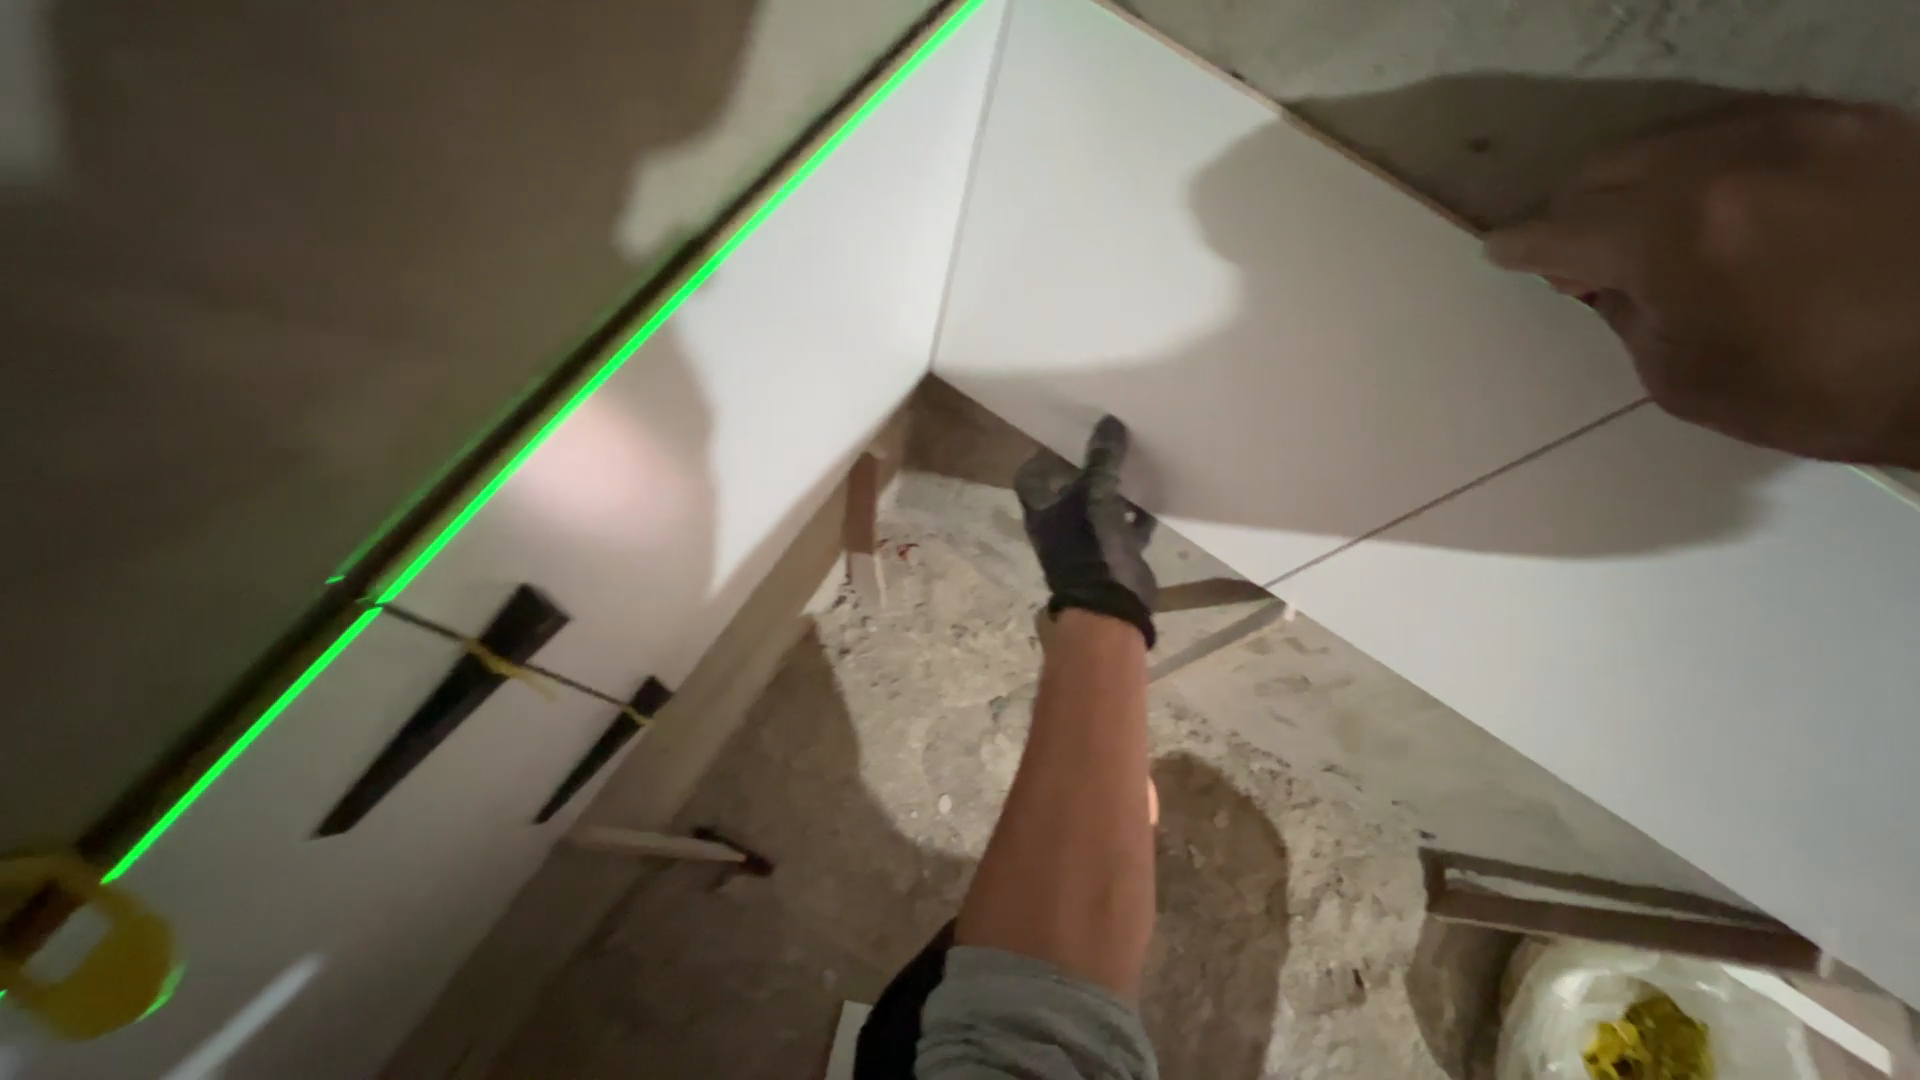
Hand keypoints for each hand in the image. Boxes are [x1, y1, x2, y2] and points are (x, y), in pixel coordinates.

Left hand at [1015, 416, 1157, 646]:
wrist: (1110, 605)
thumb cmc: (1090, 546)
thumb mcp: (1094, 495)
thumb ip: (1101, 459)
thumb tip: (1108, 422)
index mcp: (1041, 506)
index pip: (1034, 470)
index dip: (1048, 449)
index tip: (1071, 428)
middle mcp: (1058, 520)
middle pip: (1070, 482)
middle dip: (1088, 462)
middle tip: (1110, 434)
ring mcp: (1085, 536)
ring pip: (1098, 501)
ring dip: (1114, 483)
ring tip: (1135, 453)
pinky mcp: (1113, 550)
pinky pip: (1125, 522)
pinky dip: (1137, 509)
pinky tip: (1155, 488)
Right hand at [1486, 97, 1919, 467]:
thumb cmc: (1812, 388)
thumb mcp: (1678, 375)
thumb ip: (1624, 312)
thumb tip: (1599, 276)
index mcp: (1672, 234)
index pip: (1561, 229)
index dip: (1521, 245)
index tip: (1499, 251)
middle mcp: (1729, 162)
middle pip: (1607, 170)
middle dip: (1575, 212)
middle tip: (1575, 255)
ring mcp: (1802, 132)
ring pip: (1672, 139)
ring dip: (1637, 184)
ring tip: (1643, 227)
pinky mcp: (1860, 124)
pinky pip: (1744, 128)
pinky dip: (1705, 163)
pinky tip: (1712, 200)